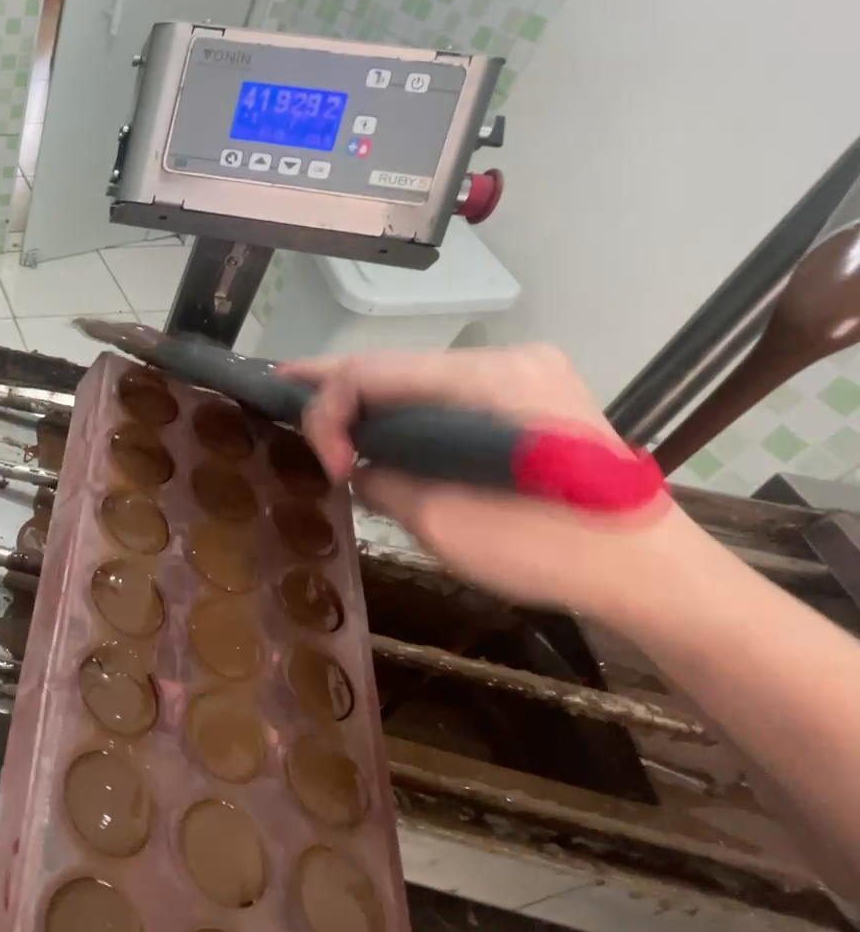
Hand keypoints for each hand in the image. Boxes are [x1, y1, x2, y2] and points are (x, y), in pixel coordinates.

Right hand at [280, 346, 704, 617]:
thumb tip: (354, 466)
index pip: (372, 373)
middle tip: (278, 388)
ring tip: (314, 409)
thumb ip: (381, 480)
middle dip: (333, 387)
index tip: (328, 468)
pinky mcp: (532, 395)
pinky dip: (403, 408)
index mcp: (489, 381)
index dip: (326, 413)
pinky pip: (444, 392)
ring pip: (416, 377)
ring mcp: (525, 373)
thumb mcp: (440, 521)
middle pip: (393, 365)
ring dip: (367, 399)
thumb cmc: (550, 549)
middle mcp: (508, 359)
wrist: (652, 572)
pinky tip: (372, 420)